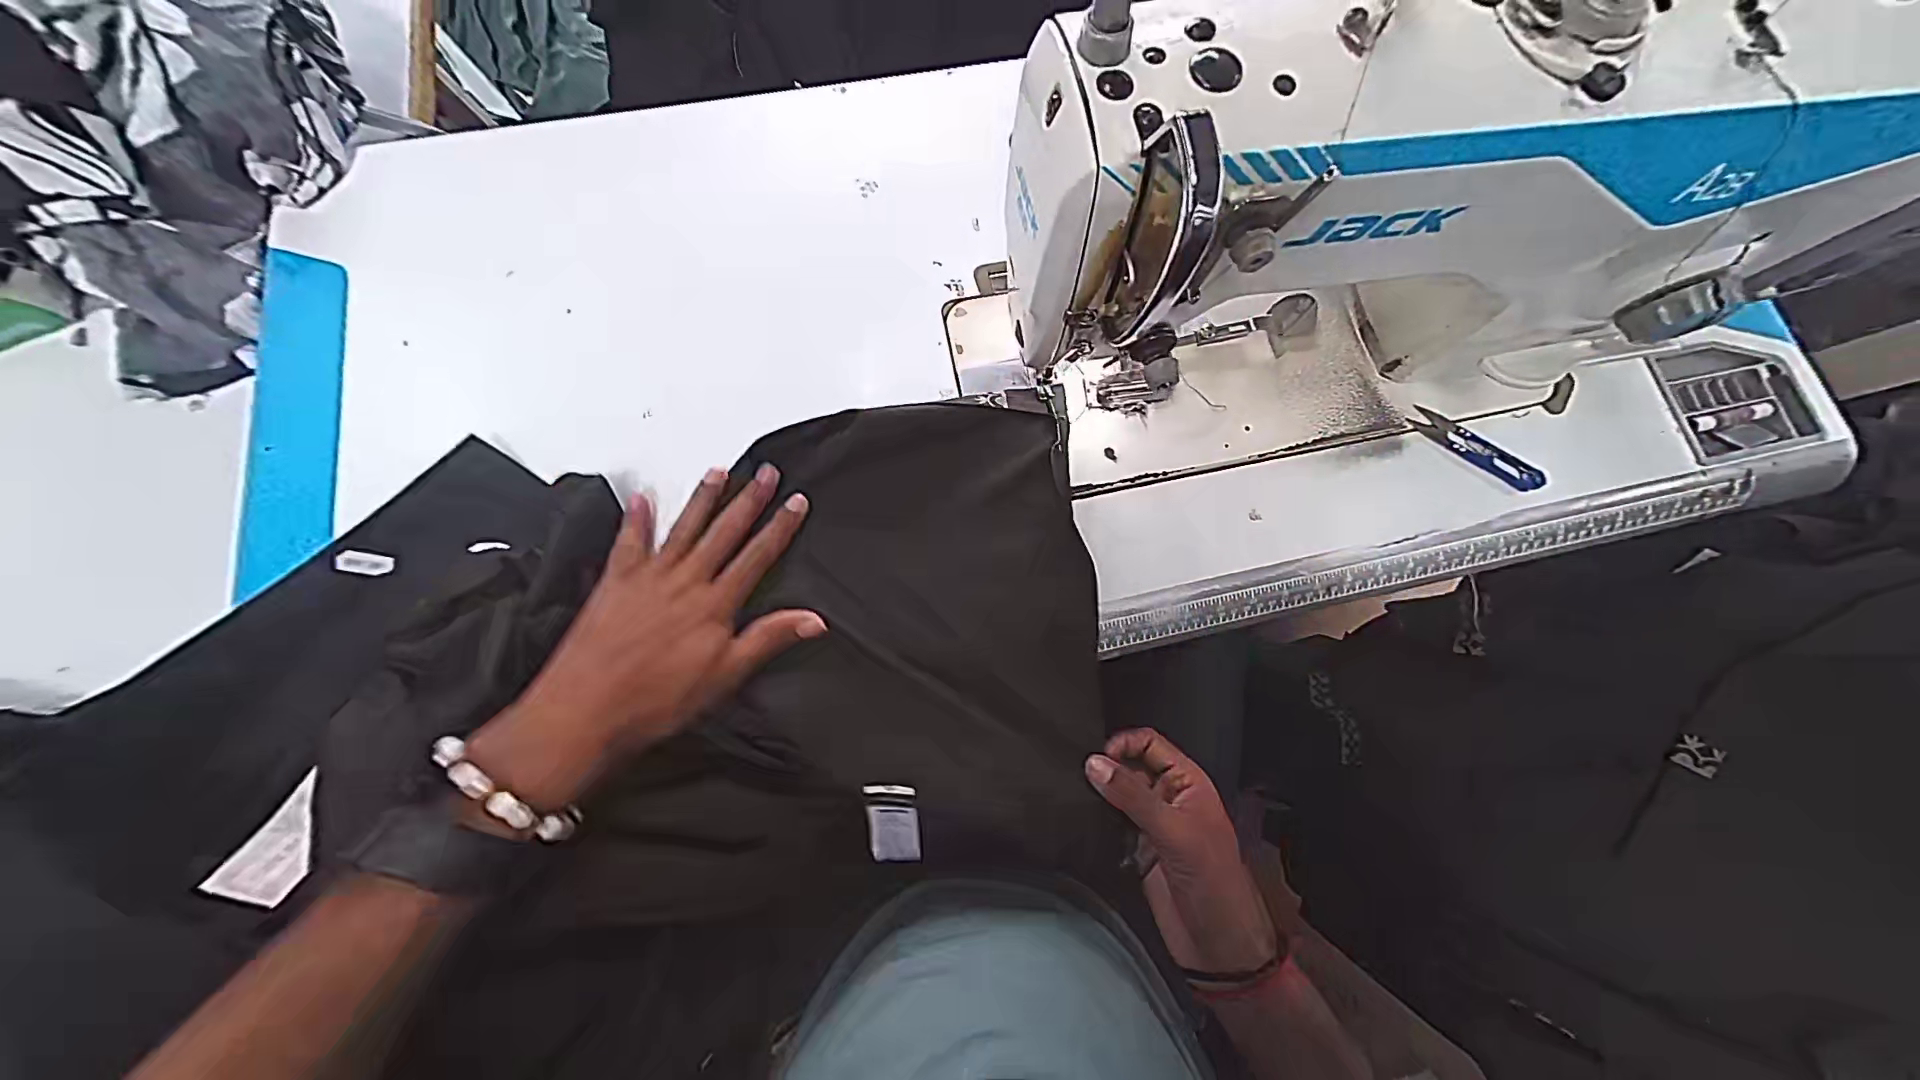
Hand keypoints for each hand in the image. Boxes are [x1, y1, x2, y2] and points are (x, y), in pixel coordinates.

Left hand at [467, 464, 824, 807]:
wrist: (584, 710)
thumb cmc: (652, 699)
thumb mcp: (724, 676)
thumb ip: (769, 640)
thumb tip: (812, 620)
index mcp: (713, 605)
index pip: (757, 555)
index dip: (780, 527)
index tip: (794, 503)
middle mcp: (684, 583)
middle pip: (725, 532)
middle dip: (750, 500)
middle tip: (766, 474)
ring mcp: (648, 579)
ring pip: (684, 527)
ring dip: (704, 498)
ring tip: (719, 472)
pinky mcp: (615, 584)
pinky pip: (629, 541)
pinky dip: (636, 518)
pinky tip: (642, 498)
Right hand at [1086, 728, 1276, 974]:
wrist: (1219, 946)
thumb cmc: (1216, 885)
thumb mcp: (1175, 832)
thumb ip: (1133, 796)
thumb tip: (1096, 764)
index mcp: (1188, 783)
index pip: (1150, 743)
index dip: (1124, 744)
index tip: (1100, 759)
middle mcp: (1169, 798)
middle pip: (1130, 765)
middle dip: (1108, 767)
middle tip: (1085, 778)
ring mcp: (1153, 824)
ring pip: (1119, 793)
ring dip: (1101, 793)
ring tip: (1083, 798)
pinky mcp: (1138, 848)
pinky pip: (1112, 821)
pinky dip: (1099, 819)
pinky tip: (1089, 822)